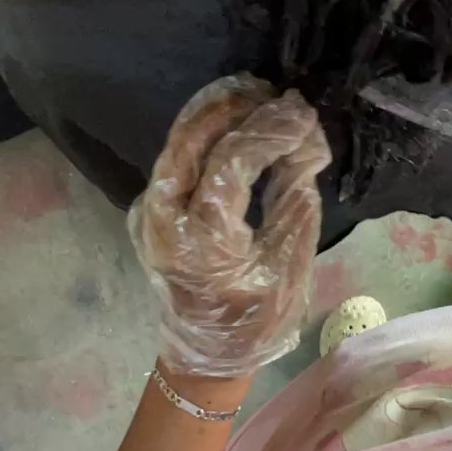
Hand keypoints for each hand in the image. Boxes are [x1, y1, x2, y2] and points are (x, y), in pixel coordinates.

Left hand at [127, 74, 330, 376]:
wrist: (204, 358)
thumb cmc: (254, 321)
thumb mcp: (288, 262)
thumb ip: (294, 195)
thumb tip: (304, 141)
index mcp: (200, 239)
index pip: (233, 159)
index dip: (271, 129)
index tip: (303, 112)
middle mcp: (163, 220)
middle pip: (191, 139)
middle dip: (234, 107)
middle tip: (274, 92)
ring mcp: (148, 216)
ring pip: (176, 145)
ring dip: (214, 114)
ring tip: (255, 97)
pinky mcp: (148, 215)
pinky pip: (173, 163)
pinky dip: (201, 137)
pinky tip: (230, 126)